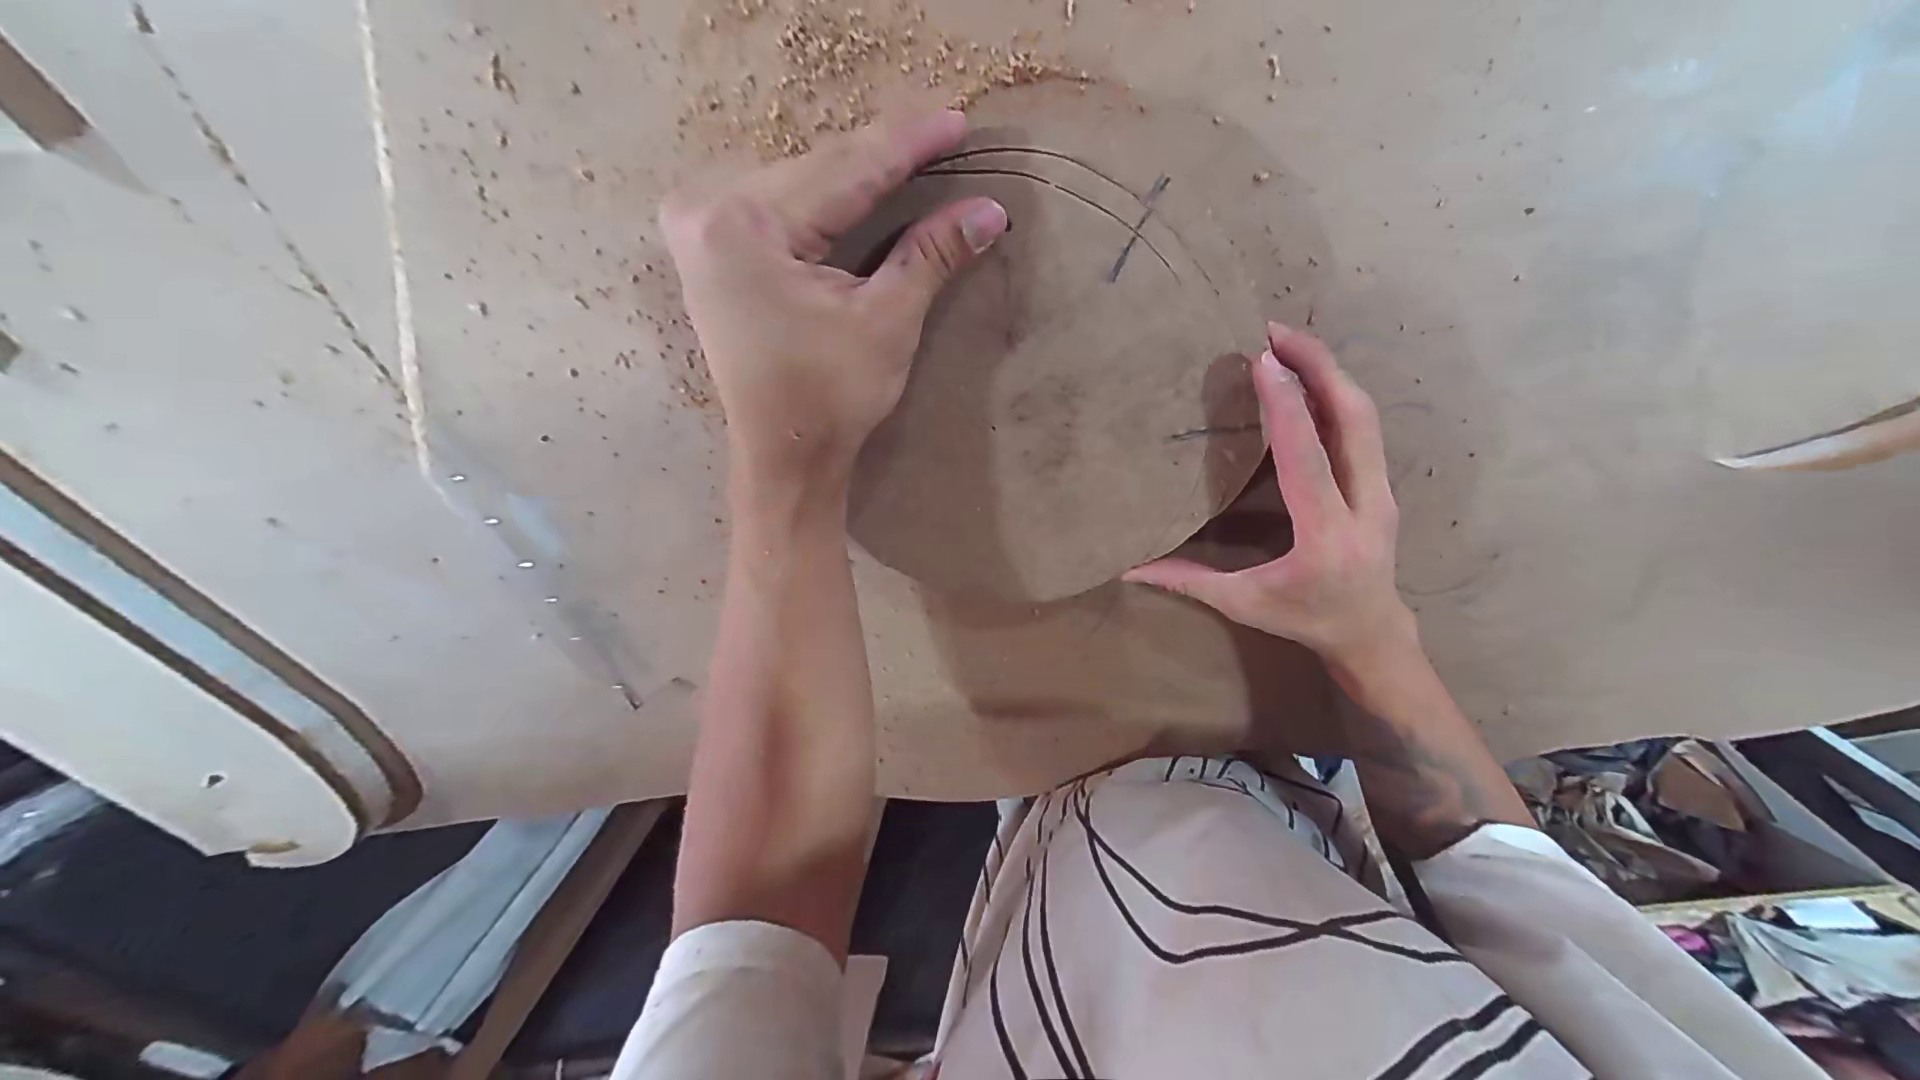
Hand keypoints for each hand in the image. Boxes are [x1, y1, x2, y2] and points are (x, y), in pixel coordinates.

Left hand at [660, 110, 1009, 485]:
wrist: (783, 456)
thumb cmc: (830, 399)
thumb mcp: (887, 321)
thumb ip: (930, 255)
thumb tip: (988, 211)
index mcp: (744, 226)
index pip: (845, 169)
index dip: (907, 145)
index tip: (955, 120)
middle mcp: (707, 212)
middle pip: (816, 169)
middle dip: (882, 156)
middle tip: (941, 132)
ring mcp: (698, 229)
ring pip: (797, 182)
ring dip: (854, 173)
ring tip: (910, 154)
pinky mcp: (707, 251)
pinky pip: (776, 204)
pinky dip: (822, 199)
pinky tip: (859, 187)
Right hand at [1125, 323, 1415, 673]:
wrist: (1372, 632)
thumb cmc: (1303, 619)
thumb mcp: (1241, 604)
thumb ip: (1186, 581)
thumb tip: (1126, 568)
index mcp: (1325, 535)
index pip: (1307, 460)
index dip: (1288, 408)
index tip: (1265, 361)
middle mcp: (1364, 504)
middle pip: (1355, 420)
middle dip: (1320, 368)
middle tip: (1278, 332)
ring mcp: (1381, 490)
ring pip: (1366, 417)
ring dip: (1330, 373)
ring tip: (1290, 342)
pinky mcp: (1381, 483)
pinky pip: (1363, 427)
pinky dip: (1337, 393)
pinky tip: (1310, 376)